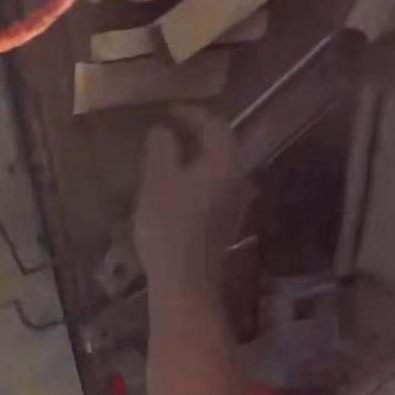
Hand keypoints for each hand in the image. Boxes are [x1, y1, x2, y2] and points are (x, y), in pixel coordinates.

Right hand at [134, 106, 255, 299]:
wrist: (185, 284)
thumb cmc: (169, 228)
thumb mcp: (158, 180)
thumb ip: (162, 147)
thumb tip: (164, 130)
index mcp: (225, 163)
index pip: (214, 124)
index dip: (190, 113)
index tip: (166, 109)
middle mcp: (236, 180)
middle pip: (218, 146)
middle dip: (193, 134)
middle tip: (165, 128)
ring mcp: (232, 205)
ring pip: (213, 169)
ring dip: (191, 157)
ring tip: (163, 153)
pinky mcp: (221, 225)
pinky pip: (209, 188)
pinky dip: (192, 178)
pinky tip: (171, 185)